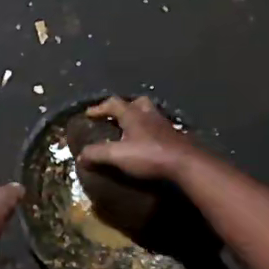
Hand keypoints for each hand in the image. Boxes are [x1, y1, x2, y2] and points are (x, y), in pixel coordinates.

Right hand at [78, 96, 199, 181]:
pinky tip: (147, 146)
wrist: (188, 166)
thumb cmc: (150, 156)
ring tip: (130, 132)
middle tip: (116, 118)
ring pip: (151, 116)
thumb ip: (96, 154)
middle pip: (137, 102)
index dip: (98, 108)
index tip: (88, 115)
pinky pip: (160, 131)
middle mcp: (150, 116)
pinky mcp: (177, 140)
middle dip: (125, 107)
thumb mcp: (117, 155)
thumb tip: (80, 156)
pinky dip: (151, 135)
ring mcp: (166, 127)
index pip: (113, 104)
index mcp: (133, 115)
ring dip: (139, 120)